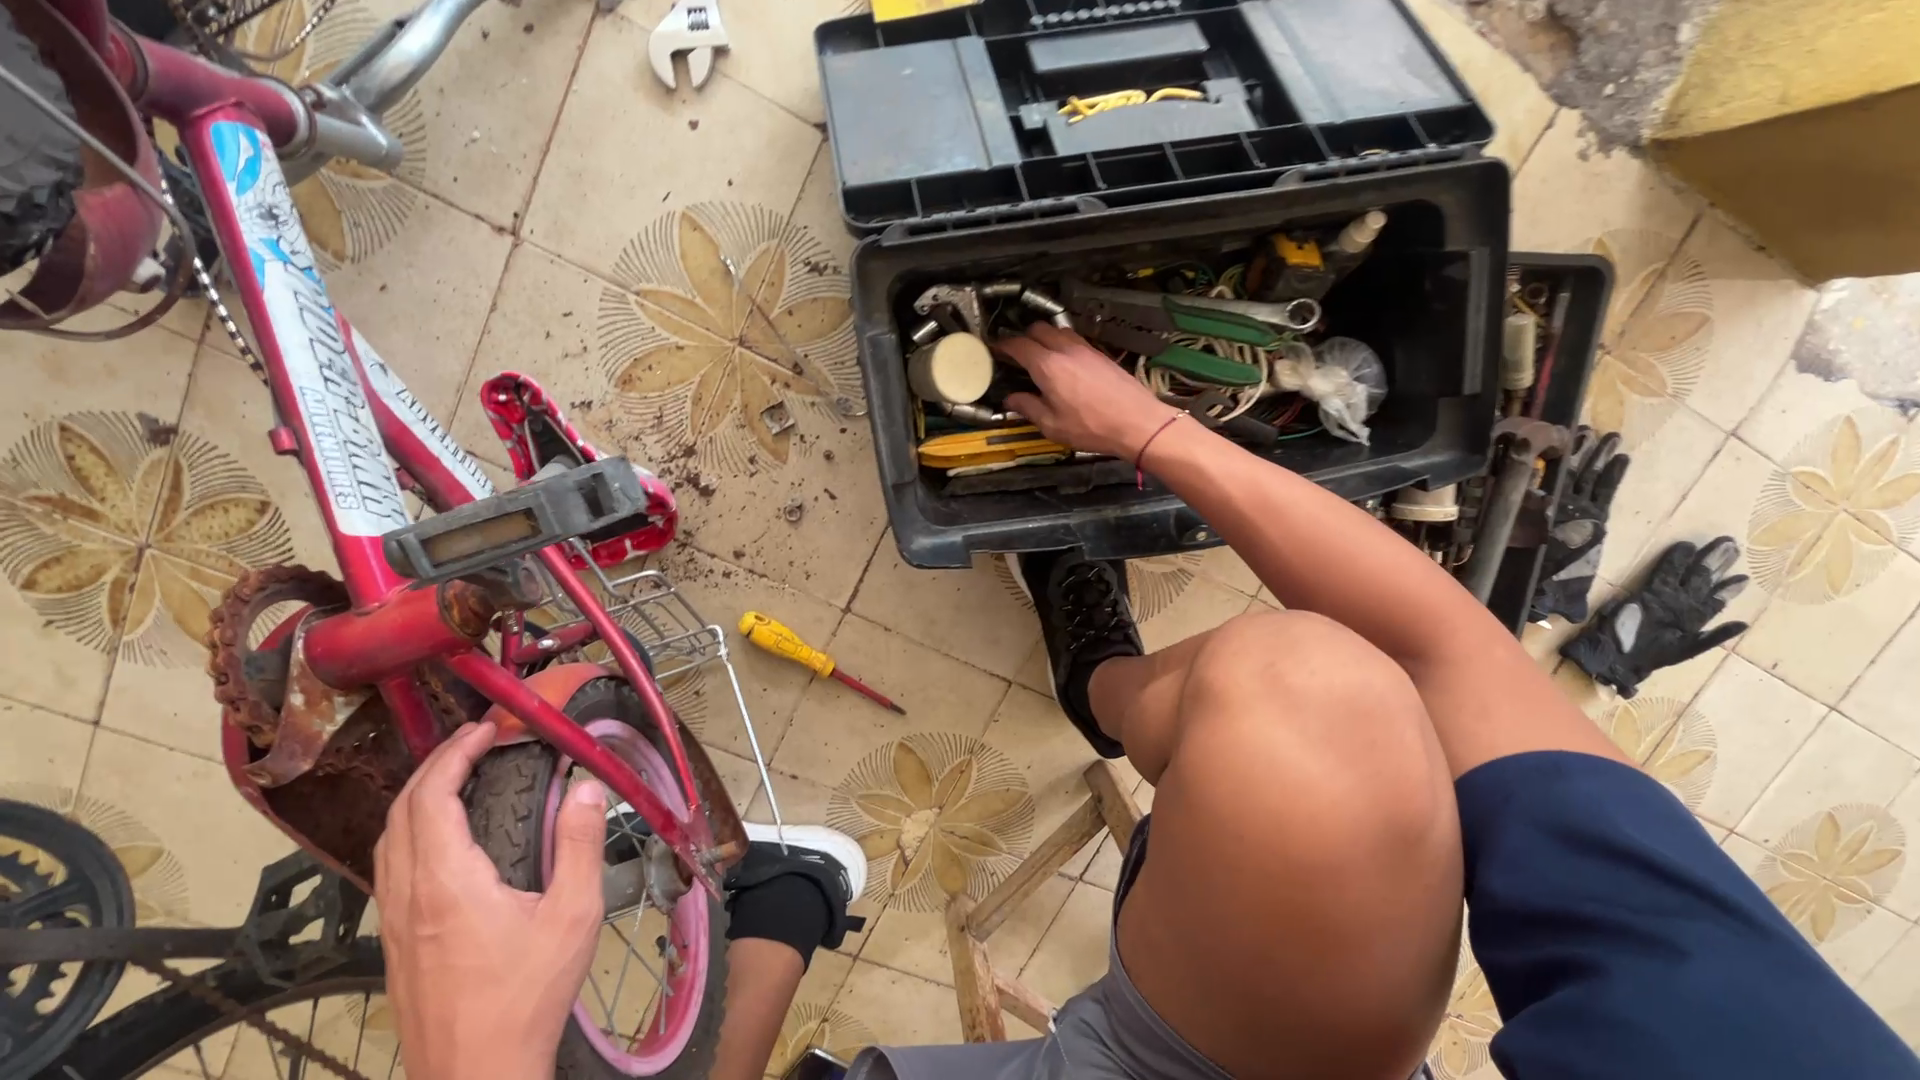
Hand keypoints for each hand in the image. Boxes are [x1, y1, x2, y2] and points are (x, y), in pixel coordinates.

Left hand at [376, 721, 607, 1079]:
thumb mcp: (572, 916)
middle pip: (400, 812)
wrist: (476, 1076)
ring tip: (457, 779)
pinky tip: (442, 843)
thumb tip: (587, 788)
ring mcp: (394, 923)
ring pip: (387, 842)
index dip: (453, 755)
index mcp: (446, 881)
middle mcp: (408, 895)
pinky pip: (390, 870)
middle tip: (474, 744)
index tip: (485, 730)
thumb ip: (578, 846)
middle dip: (433, 767)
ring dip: (416, 799)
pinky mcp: (396, 945)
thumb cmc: (528, 994)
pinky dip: (410, 833)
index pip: (431, 797)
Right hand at [997, 322, 1181, 460]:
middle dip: (1023, 337)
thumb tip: (1011, 399)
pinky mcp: (1101, 354)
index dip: (1003, 345)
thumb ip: (1028, 408)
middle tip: (1016, 353)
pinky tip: (1064, 363)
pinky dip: (1062, 344)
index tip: (995, 350)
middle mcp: (1065, 350)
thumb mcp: (1052, 425)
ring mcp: (1086, 349)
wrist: (1138, 422)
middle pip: (1038, 329)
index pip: (1018, 345)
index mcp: (1048, 366)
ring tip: (1040, 356)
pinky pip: (1074, 340)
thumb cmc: (1092, 427)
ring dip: (1045, 337)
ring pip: (1058, 330)